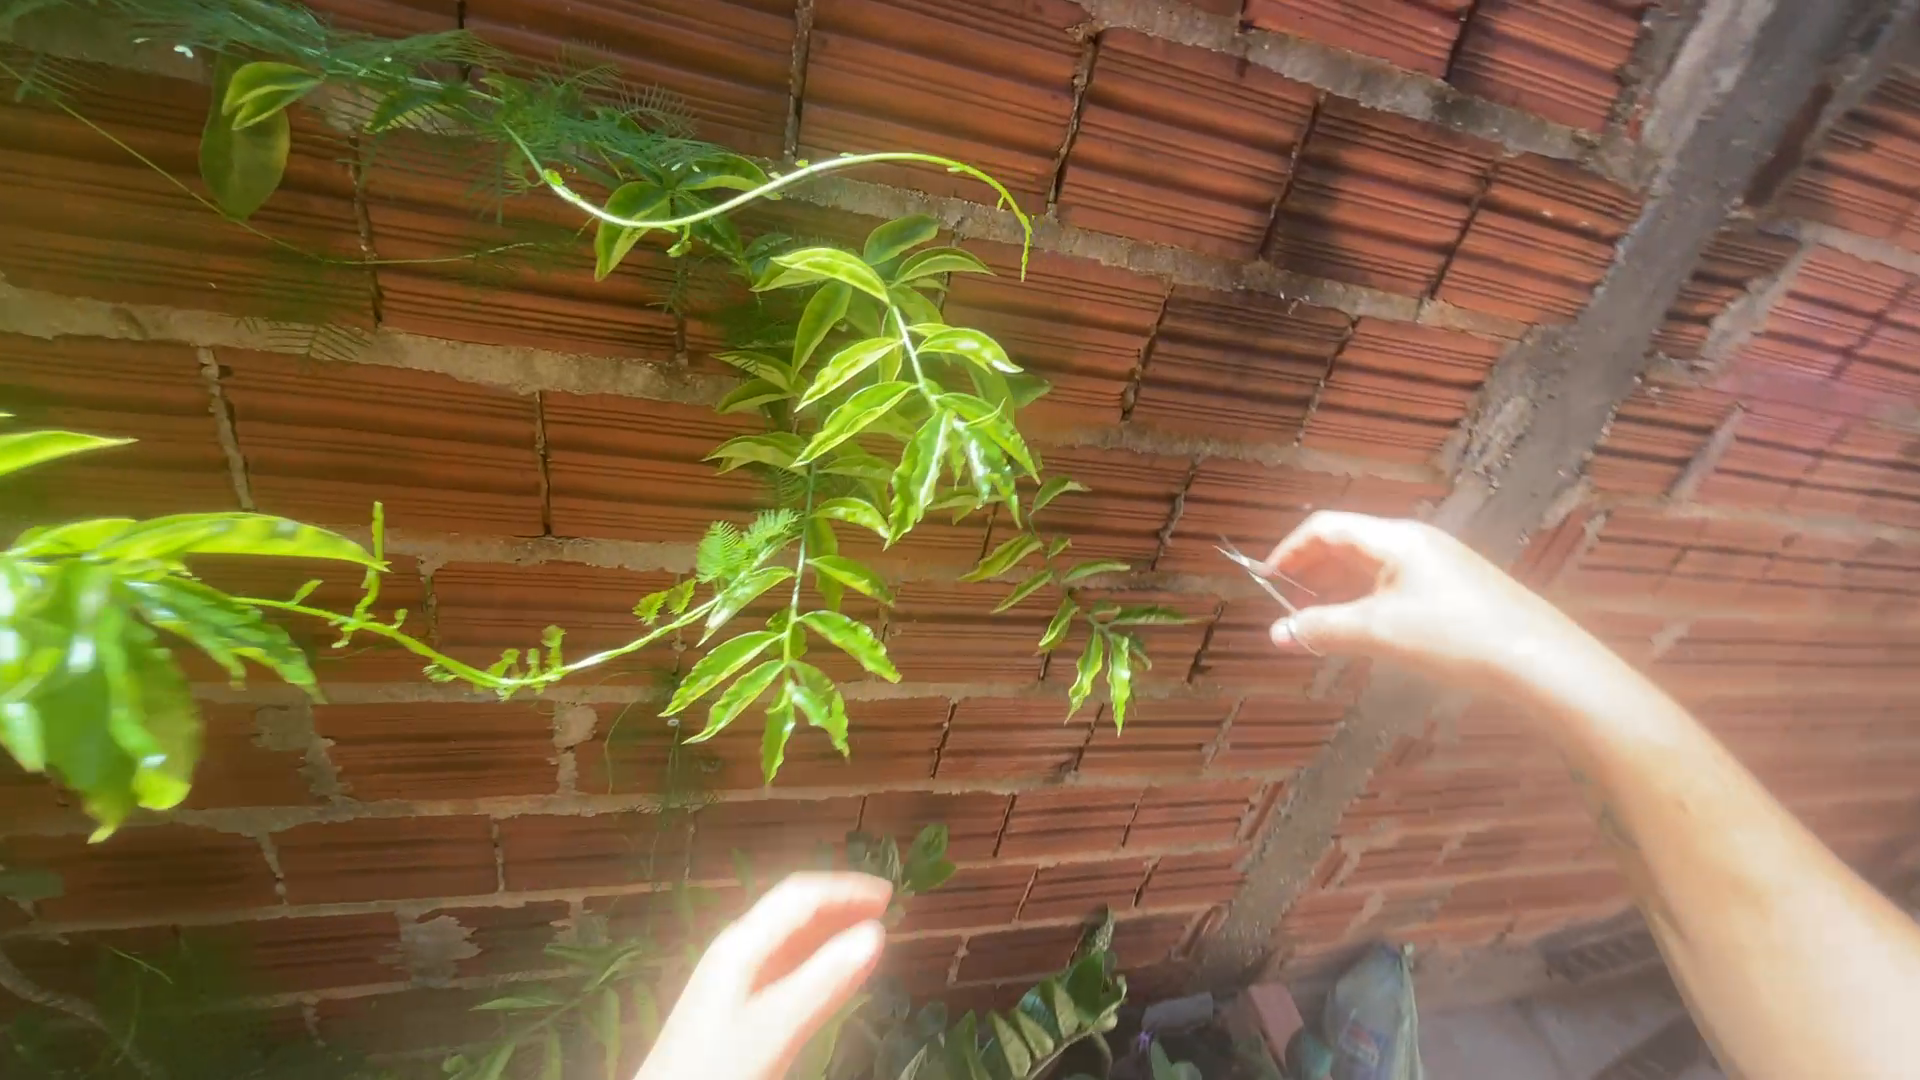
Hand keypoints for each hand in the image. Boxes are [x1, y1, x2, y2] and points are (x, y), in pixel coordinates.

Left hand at [636, 872, 890, 1079]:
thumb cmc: (717, 1069)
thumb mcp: (775, 1027)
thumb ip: (825, 981)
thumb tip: (877, 932)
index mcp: (743, 942)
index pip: (800, 894)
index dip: (846, 887)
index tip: (889, 893)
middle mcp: (737, 948)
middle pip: (793, 909)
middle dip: (840, 902)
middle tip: (884, 907)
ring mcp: (732, 976)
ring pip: (788, 936)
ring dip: (829, 928)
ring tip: (866, 931)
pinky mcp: (732, 1004)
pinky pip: (782, 963)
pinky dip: (814, 957)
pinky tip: (829, 972)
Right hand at [1262, 511, 1581, 688]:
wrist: (1545, 666)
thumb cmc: (1454, 637)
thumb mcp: (1378, 632)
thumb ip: (1320, 629)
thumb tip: (1274, 633)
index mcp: (1395, 538)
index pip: (1324, 528)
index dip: (1288, 551)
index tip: (1264, 581)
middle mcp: (1413, 543)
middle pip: (1344, 546)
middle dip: (1308, 574)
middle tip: (1284, 607)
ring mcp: (1435, 567)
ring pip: (1366, 569)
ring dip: (1332, 592)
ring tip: (1313, 623)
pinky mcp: (1450, 591)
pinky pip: (1389, 587)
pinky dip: (1360, 603)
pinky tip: (1356, 631)